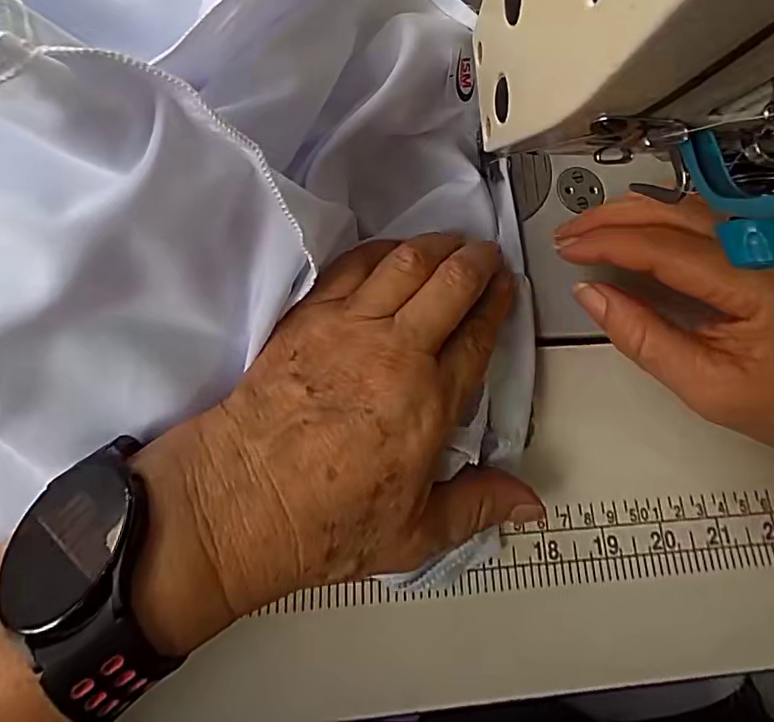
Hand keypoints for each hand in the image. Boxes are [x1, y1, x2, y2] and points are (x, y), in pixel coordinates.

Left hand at [128, 234, 536, 654]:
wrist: (245, 493)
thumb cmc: (327, 519)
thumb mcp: (416, 533)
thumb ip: (477, 506)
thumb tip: (528, 502)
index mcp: (430, 402)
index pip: (477, 335)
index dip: (496, 304)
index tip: (505, 287)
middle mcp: (395, 352)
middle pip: (448, 285)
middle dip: (475, 262)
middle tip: (486, 252)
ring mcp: (348, 327)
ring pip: (402, 265)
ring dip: (431, 246)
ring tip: (447, 241)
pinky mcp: (307, 316)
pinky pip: (349, 267)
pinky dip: (376, 251)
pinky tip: (387, 250)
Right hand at [553, 195, 773, 485]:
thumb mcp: (701, 385)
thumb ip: (640, 336)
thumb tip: (590, 294)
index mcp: (757, 287)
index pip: (665, 248)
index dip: (608, 244)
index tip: (567, 250)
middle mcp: (763, 254)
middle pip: (672, 212)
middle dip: (609, 219)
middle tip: (566, 235)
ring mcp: (761, 246)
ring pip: (680, 205)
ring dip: (626, 213)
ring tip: (584, 231)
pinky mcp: (753, 248)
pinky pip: (692, 216)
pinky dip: (648, 217)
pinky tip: (621, 229)